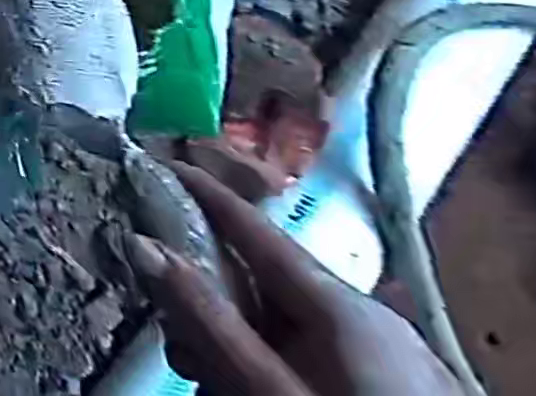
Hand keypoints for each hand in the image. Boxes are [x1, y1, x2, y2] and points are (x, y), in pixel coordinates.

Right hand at [128, 163, 462, 395]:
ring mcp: (391, 355)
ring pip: (282, 316)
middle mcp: (369, 315)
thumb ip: (205, 319)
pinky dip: (268, 357)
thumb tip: (136, 240)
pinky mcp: (398, 388)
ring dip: (231, 332)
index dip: (198, 188)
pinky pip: (311, 350)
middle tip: (165, 324)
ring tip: (202, 373)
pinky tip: (249, 385)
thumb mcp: (269, 393)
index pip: (251, 223)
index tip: (149, 162)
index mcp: (342, 304)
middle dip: (204, 287)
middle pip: (261, 274)